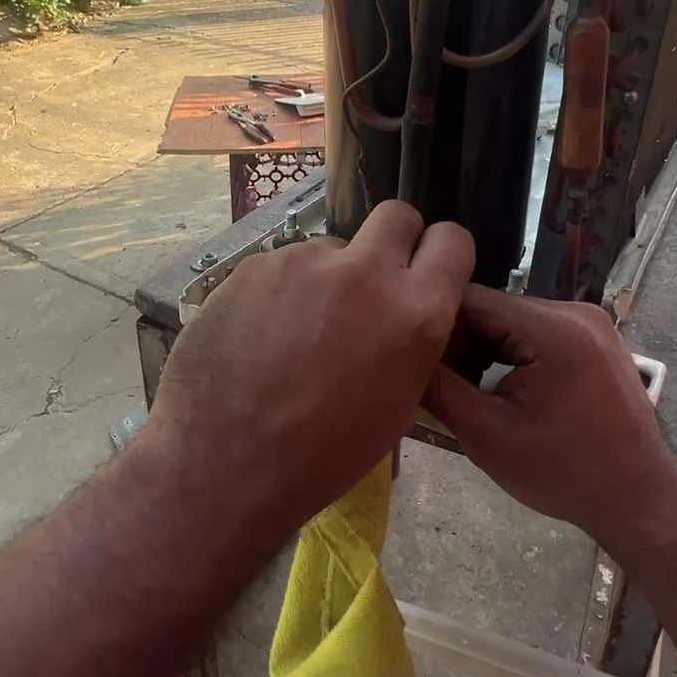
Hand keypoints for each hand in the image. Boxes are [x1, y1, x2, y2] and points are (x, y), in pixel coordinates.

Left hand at [148, 201, 473, 529]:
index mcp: (414, 313)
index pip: (452, 240)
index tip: (425, 268)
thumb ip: (411, 341)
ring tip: (294, 331)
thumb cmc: (320, 456)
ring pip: (331, 247)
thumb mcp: (395, 405)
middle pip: (396, 215)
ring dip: (326, 276)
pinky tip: (258, 334)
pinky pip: (283, 266)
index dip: (441, 251)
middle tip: (370, 280)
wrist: (224, 462)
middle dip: (392, 239)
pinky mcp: (254, 264)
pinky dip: (280, 290)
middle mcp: (364, 271)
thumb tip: (406, 312)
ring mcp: (304, 261)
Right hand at [423, 286, 676, 551]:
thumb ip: (439, 389)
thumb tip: (400, 359)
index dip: (434, 324)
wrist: (640, 501)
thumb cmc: (563, 473)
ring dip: (482, 347)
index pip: (470, 299)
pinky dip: (509, 351)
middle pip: (492, 307)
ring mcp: (589, 322)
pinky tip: (494, 384)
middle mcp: (574, 310)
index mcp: (552, 327)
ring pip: (511, 319)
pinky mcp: (594, 337)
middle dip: (458, 339)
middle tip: (432, 377)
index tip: (411, 355)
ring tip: (459, 384)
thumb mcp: (487, 435)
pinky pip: (536, 330)